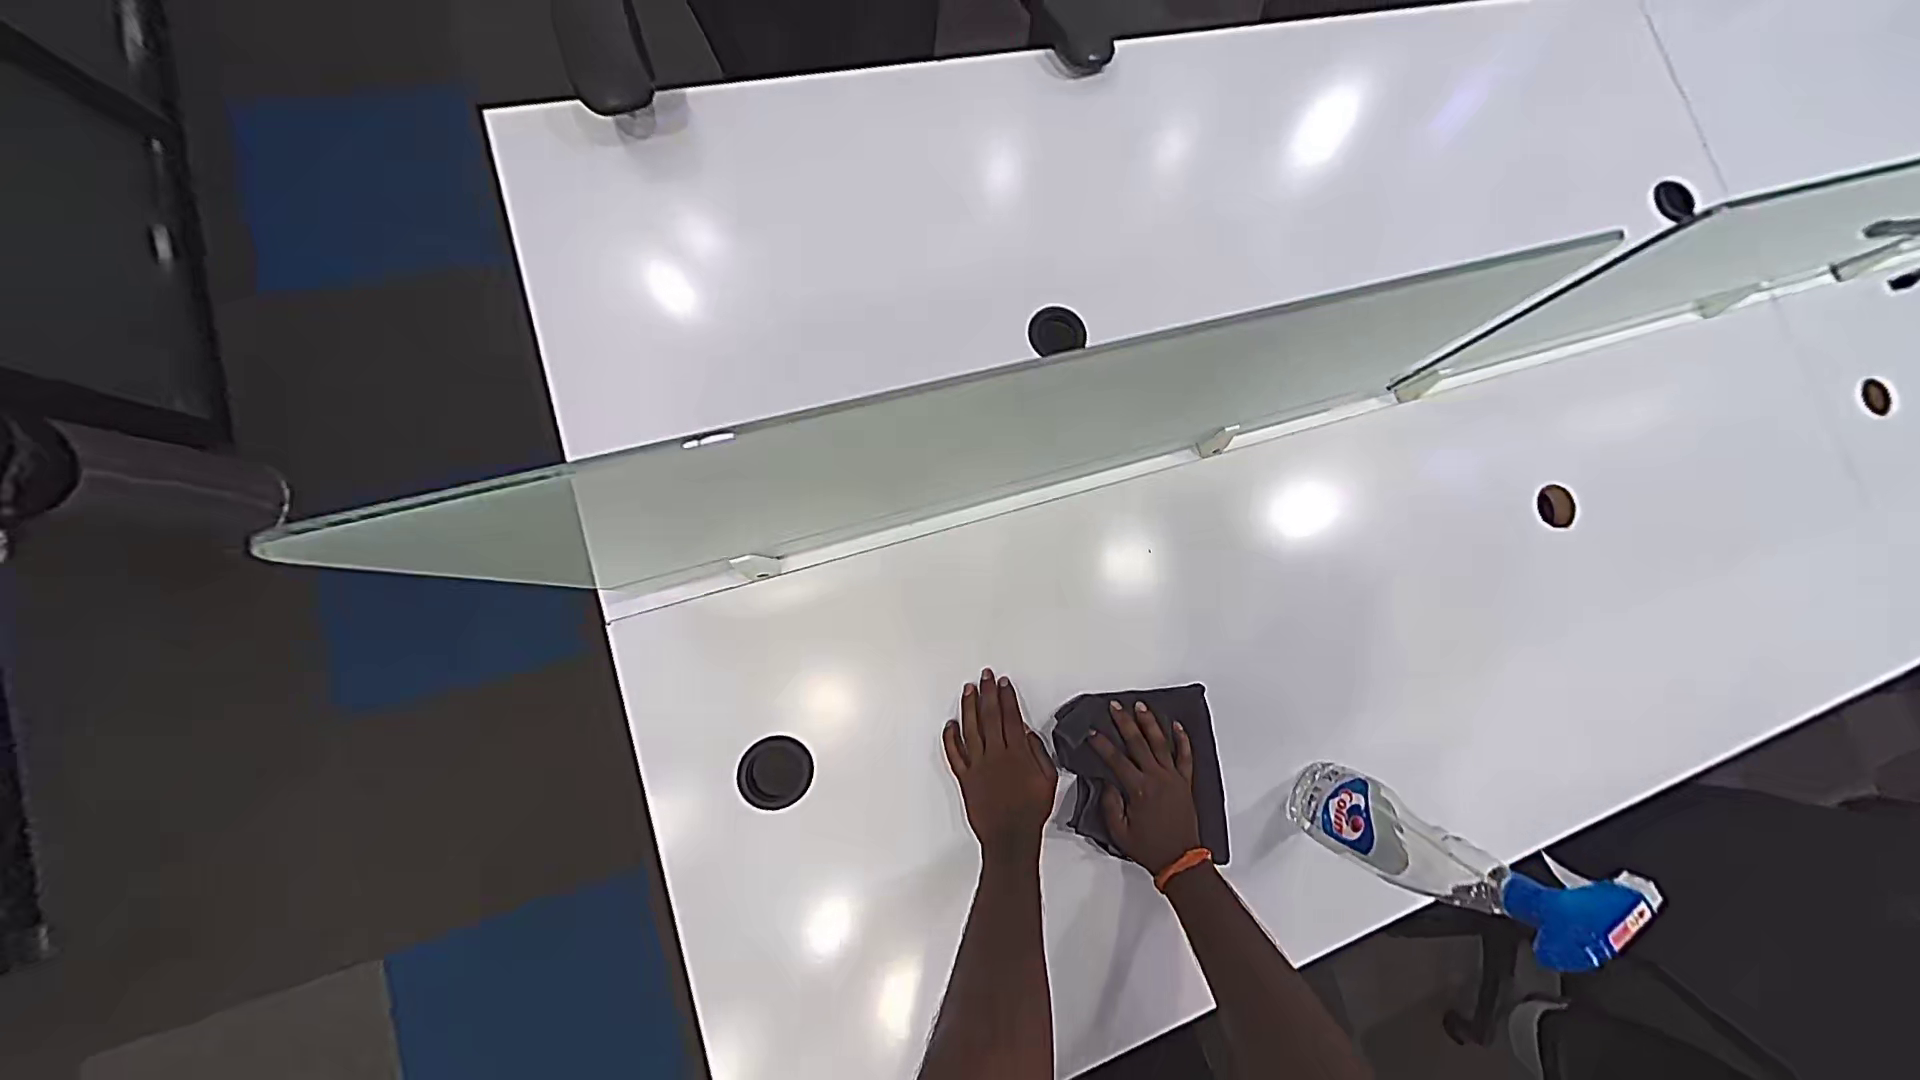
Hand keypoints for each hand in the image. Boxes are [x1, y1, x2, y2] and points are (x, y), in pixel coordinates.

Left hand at [943, 668, 1058, 864]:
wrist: (1011, 838)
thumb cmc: (1031, 812)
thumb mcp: (1048, 779)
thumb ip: (1038, 753)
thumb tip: (1028, 734)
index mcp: (1017, 753)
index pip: (1011, 716)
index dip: (1007, 696)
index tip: (1004, 683)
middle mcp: (995, 755)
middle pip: (990, 715)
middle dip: (988, 692)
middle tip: (986, 676)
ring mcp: (978, 765)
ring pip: (970, 728)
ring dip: (969, 706)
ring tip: (968, 690)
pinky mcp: (965, 777)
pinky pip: (955, 754)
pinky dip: (950, 738)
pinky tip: (950, 725)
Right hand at [1091, 700, 1200, 875]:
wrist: (1181, 860)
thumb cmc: (1150, 848)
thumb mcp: (1119, 831)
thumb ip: (1110, 805)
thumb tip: (1107, 784)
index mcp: (1139, 790)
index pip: (1116, 759)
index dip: (1102, 744)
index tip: (1092, 733)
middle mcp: (1157, 779)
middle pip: (1138, 743)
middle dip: (1124, 722)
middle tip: (1115, 707)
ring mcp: (1173, 778)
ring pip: (1161, 743)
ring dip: (1150, 723)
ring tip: (1141, 707)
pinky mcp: (1185, 782)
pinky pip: (1185, 756)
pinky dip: (1182, 740)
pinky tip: (1177, 726)